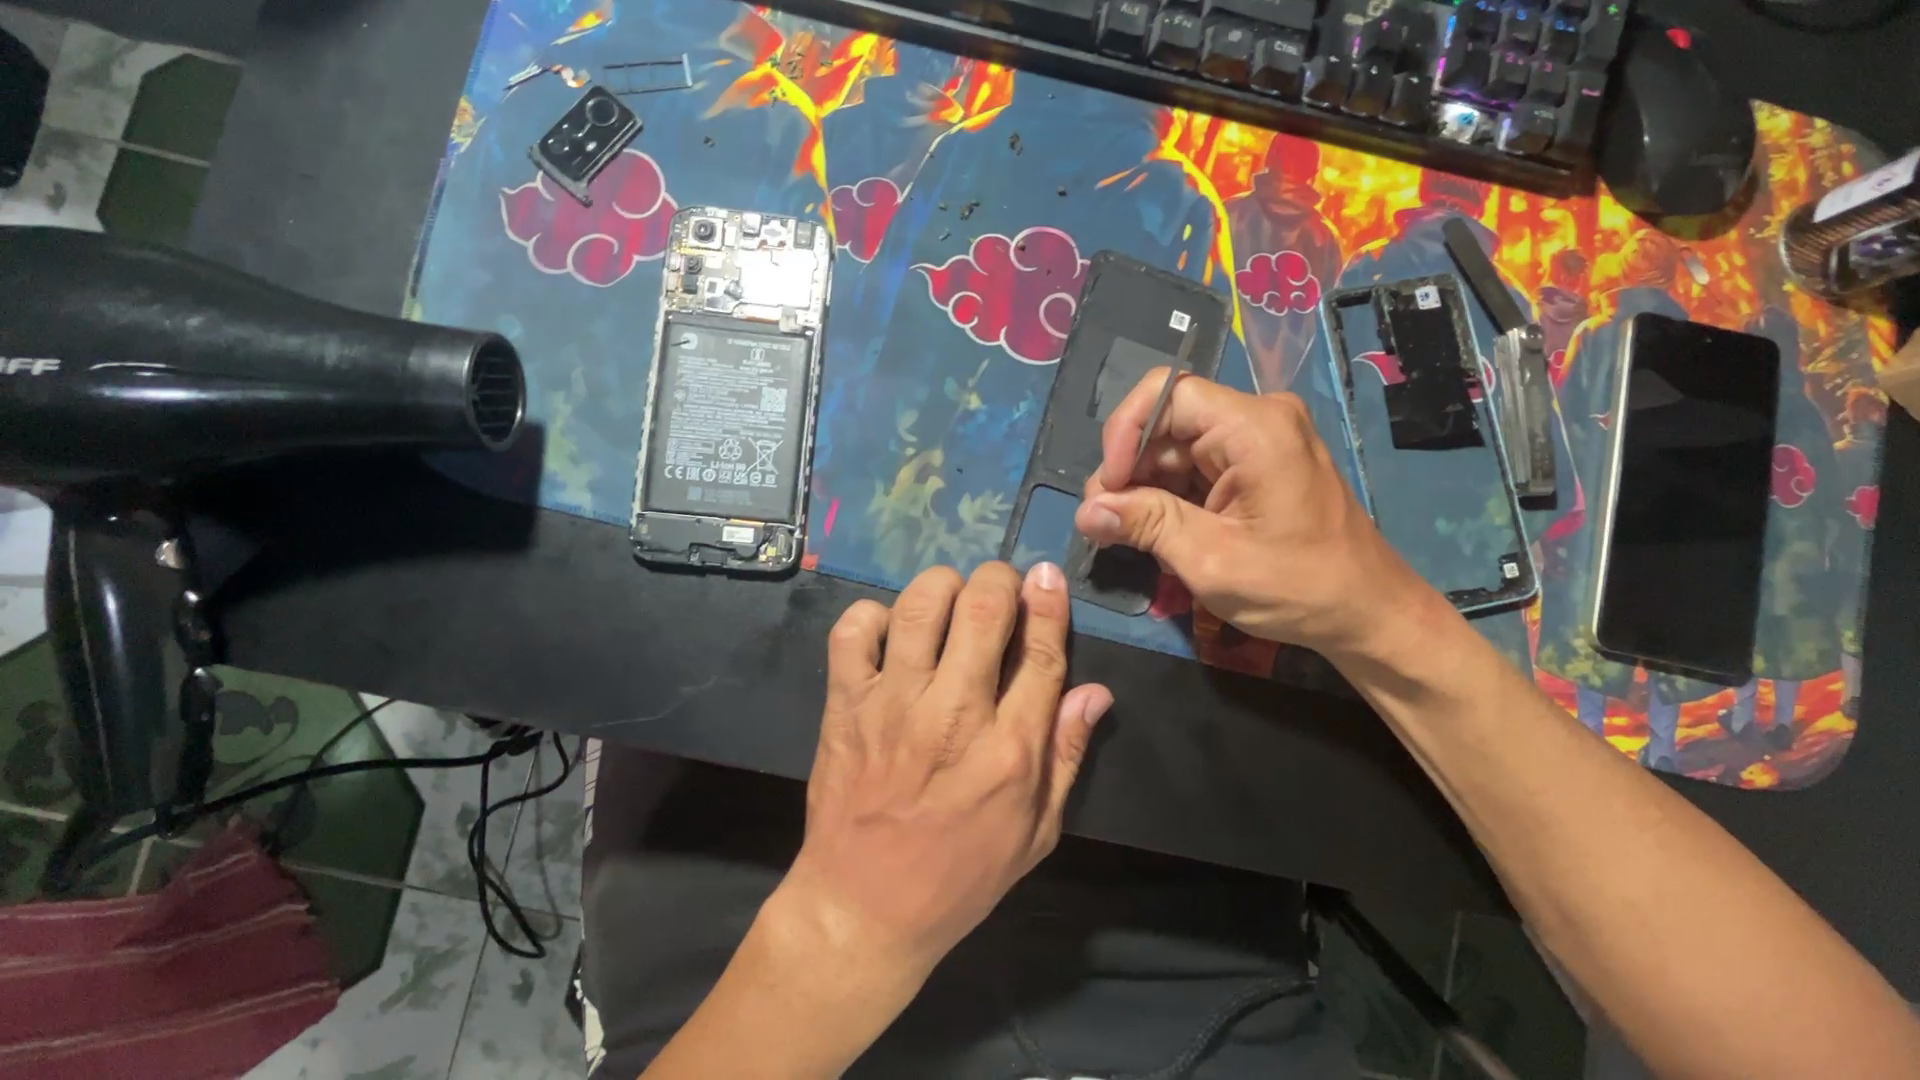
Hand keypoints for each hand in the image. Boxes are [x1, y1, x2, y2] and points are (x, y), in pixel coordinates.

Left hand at [775, 561, 1113, 983]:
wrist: (864, 906)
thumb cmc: (960, 875)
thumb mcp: (1036, 833)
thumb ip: (1067, 756)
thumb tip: (1094, 692)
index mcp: (1010, 749)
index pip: (1040, 654)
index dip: (1048, 603)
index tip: (1047, 576)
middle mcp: (954, 714)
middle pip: (982, 609)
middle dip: (998, 579)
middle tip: (999, 585)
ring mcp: (893, 705)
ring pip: (920, 606)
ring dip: (943, 585)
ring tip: (950, 598)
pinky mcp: (845, 705)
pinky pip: (853, 632)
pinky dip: (873, 615)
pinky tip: (889, 630)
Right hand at [1072, 369, 1431, 658]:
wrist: (1366, 613)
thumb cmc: (1297, 588)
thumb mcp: (1210, 560)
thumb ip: (1145, 525)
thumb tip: (1085, 511)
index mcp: (1255, 428)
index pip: (1168, 393)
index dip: (1125, 432)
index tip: (1108, 487)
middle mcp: (1259, 419)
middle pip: (1169, 422)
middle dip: (1130, 469)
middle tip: (1104, 522)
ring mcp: (1261, 441)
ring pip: (1178, 447)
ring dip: (1146, 488)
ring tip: (1126, 534)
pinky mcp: (1258, 465)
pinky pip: (1198, 466)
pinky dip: (1171, 496)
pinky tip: (1155, 531)